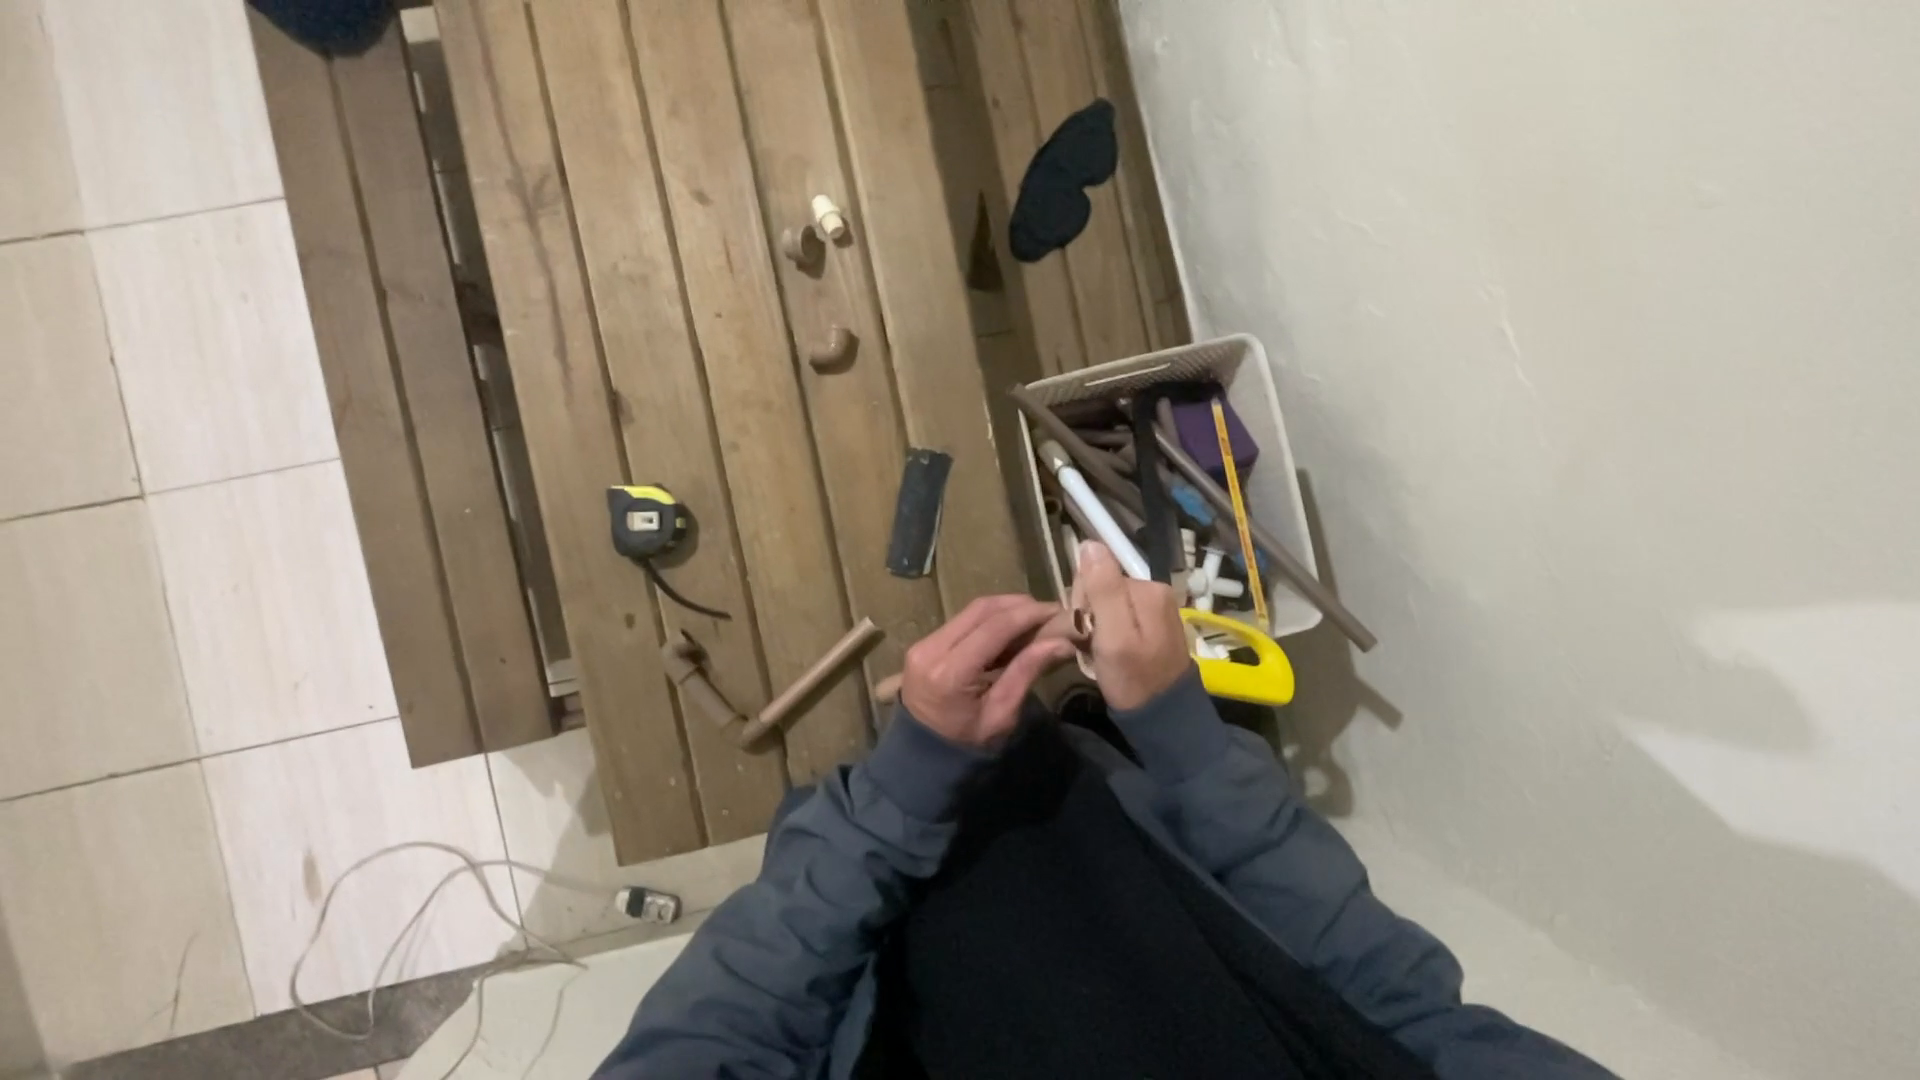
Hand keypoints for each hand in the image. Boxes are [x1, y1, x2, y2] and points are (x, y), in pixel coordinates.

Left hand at [900, 595, 1076, 747]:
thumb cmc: (966, 743)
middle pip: (981, 609)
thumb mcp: (1001, 715)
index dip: (1029, 614)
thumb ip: (1026, 672)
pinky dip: (989, 620)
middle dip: (1019, 605)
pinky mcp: (924, 643)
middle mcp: (931, 649)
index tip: (1059, 611)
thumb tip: (1061, 641)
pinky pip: (962, 621)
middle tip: (1050, 613)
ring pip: (971, 611)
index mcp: (950, 673)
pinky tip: (1011, 630)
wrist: (920, 755)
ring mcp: (923, 644)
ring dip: (1005, 609)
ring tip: (1035, 620)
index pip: (994, 627)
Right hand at [1074, 541, 1190, 709]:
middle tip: (1094, 648)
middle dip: (1088, 619)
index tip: (1087, 635)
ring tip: (1101, 656)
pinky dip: (1106, 638)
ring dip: (1094, 631)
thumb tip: (1090, 543)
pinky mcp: (1151, 628)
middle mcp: (1153, 591)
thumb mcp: (1114, 635)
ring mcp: (1154, 610)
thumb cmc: (1134, 679)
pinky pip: (1115, 621)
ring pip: (1103, 607)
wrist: (1164, 718)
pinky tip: (1109, 657)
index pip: (1092, 578)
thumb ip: (1103, 589)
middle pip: (1099, 590)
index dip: (1081, 607)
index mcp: (1146, 588)